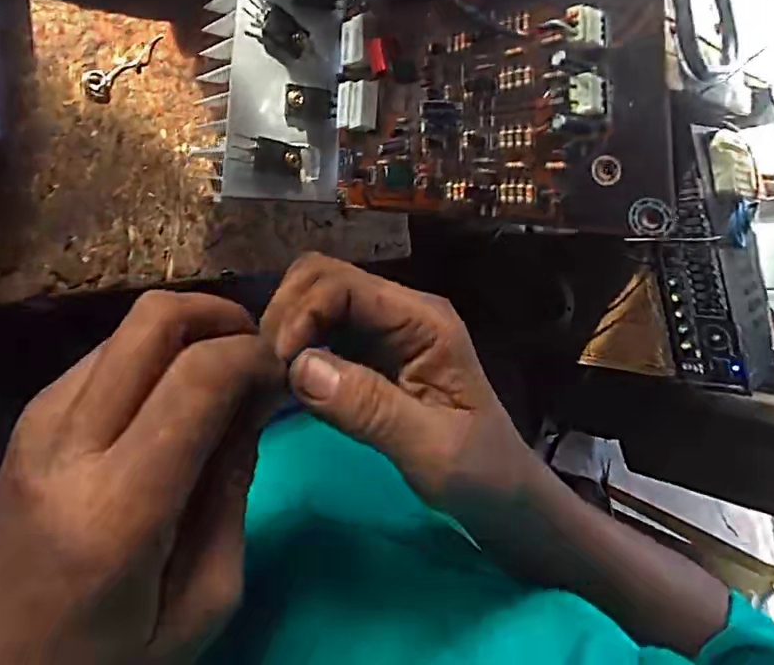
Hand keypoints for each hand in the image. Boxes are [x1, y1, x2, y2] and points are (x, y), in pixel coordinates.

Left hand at [0, 292, 282, 664]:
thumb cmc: (106, 662)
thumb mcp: (204, 599)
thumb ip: (235, 486)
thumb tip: (257, 396)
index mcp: (117, 509)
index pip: (199, 377)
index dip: (254, 356)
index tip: (280, 376)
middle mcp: (69, 446)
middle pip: (156, 318)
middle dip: (222, 315)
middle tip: (253, 351)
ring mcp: (39, 423)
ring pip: (133, 325)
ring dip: (190, 330)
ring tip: (219, 372)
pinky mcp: (29, 415)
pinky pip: (110, 349)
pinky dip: (157, 351)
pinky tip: (171, 394)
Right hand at [260, 254, 545, 524]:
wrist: (504, 496)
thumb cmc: (481, 473)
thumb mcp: (432, 449)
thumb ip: (369, 407)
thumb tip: (299, 365)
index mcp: (423, 318)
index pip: (345, 282)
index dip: (303, 311)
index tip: (280, 364)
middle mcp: (400, 311)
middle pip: (324, 277)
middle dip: (288, 313)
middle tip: (269, 370)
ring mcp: (384, 330)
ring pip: (316, 299)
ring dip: (286, 329)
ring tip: (271, 378)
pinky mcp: (369, 354)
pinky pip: (320, 332)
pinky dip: (295, 348)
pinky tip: (284, 383)